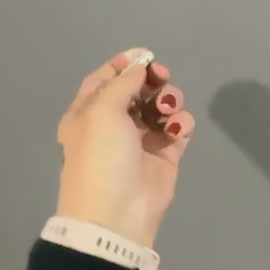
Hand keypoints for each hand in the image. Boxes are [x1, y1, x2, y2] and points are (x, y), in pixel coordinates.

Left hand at [56, 48, 195, 247]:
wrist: (116, 214)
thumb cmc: (100, 157)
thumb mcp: (102, 110)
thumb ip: (123, 81)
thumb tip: (140, 64)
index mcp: (88, 112)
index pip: (106, 78)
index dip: (124, 63)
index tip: (145, 55)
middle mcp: (114, 123)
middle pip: (138, 88)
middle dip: (152, 79)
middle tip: (161, 79)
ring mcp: (142, 139)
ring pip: (162, 105)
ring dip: (168, 100)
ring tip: (166, 111)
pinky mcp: (167, 154)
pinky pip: (179, 127)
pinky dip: (181, 123)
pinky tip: (175, 132)